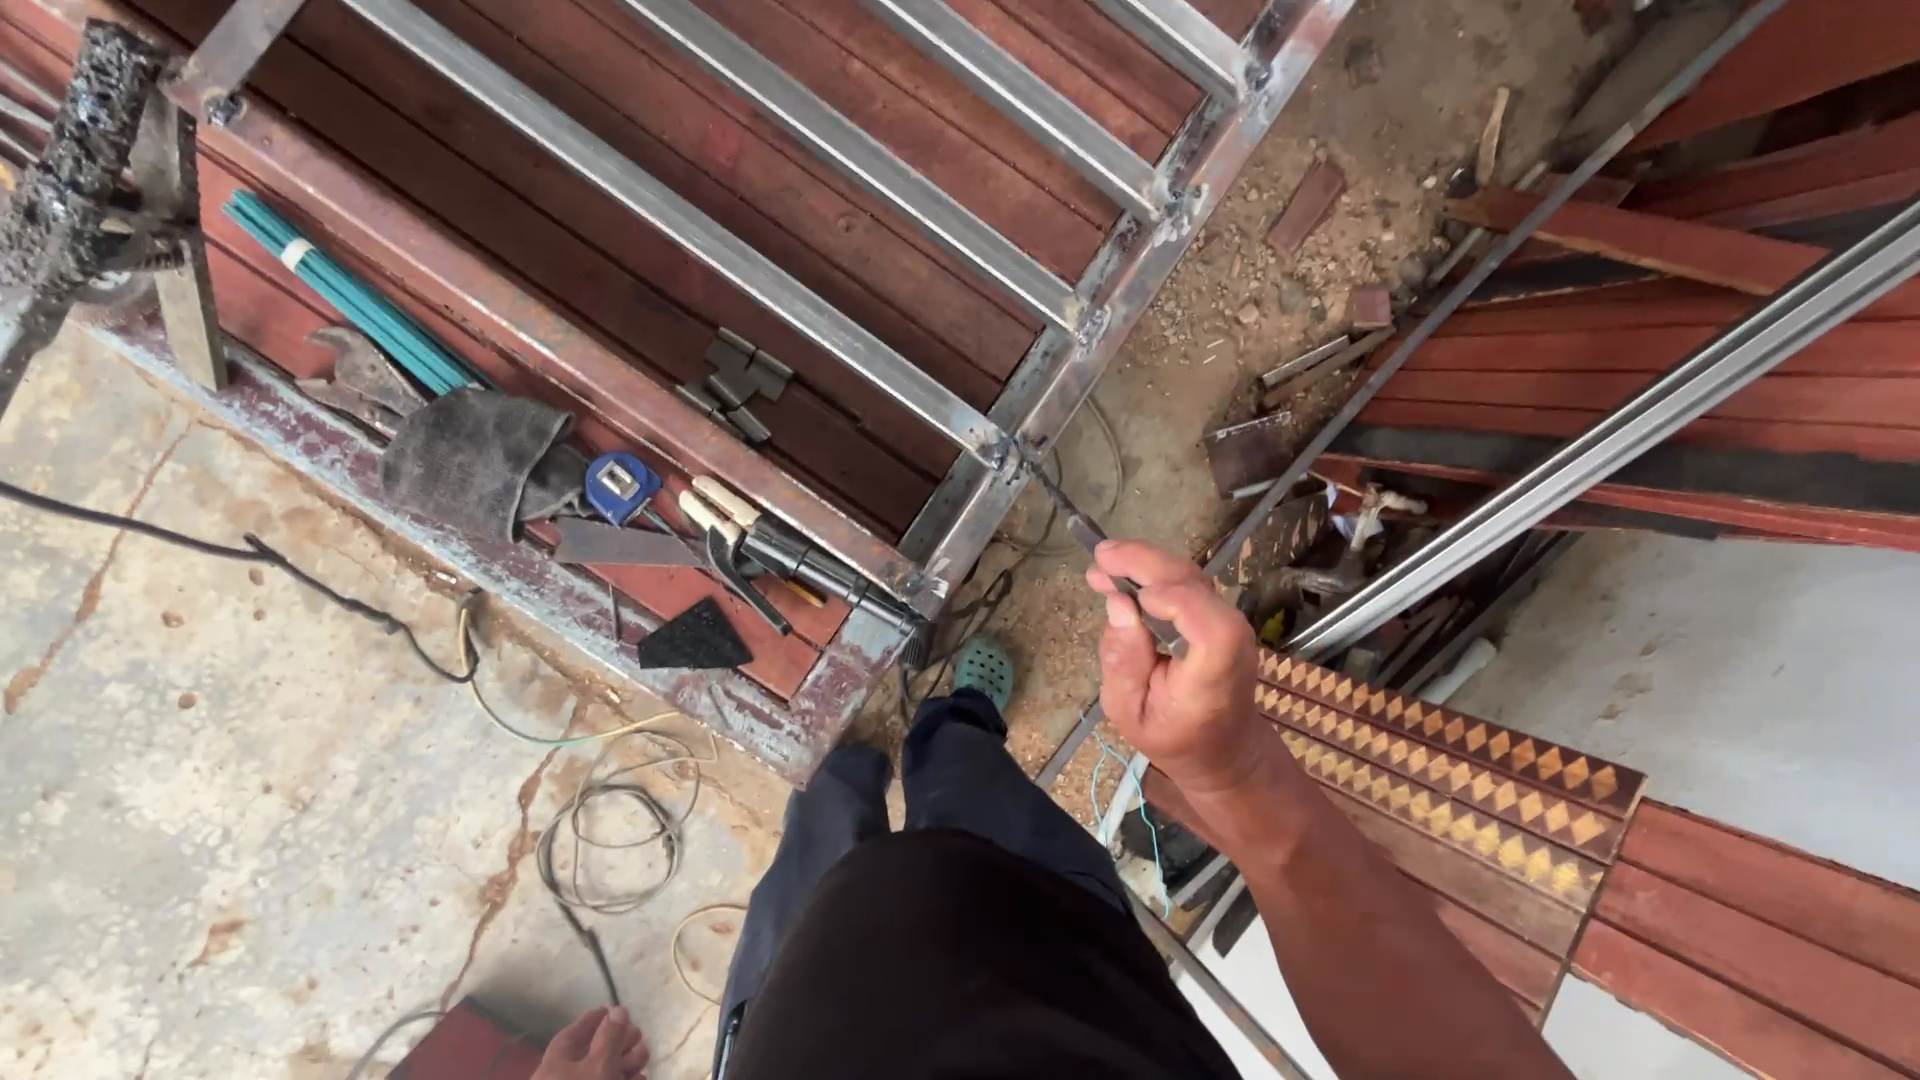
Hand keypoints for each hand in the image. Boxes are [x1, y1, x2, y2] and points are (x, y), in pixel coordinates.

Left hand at [533, 1006, 649, 1079]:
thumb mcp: (600, 1065)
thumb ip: (610, 1036)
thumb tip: (617, 1010)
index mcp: (553, 1067)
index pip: (569, 1037)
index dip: (590, 1022)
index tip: (610, 1009)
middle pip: (590, 1055)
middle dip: (617, 1042)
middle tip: (638, 1034)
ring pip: (602, 1075)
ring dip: (625, 1063)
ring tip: (643, 1057)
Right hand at [1085, 540, 1274, 797]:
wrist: (1222, 746)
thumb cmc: (1173, 737)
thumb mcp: (1130, 713)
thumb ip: (1124, 661)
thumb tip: (1119, 604)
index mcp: (1212, 676)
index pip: (1210, 627)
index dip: (1173, 599)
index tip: (1125, 595)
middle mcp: (1231, 641)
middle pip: (1195, 586)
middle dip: (1146, 564)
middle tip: (1100, 556)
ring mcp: (1229, 623)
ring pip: (1190, 577)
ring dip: (1146, 563)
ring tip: (1103, 563)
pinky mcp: (1219, 614)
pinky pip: (1187, 583)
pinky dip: (1154, 572)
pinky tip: (1123, 574)